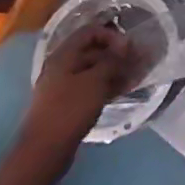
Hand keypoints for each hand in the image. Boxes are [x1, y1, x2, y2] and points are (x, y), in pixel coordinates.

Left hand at [18, 23, 139, 155]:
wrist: (44, 151)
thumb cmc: (70, 110)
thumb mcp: (96, 81)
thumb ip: (113, 59)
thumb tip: (126, 43)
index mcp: (64, 56)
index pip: (90, 32)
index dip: (111, 36)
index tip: (129, 49)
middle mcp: (63, 67)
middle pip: (93, 51)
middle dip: (118, 55)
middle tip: (139, 63)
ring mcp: (65, 86)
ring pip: (95, 71)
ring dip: (116, 71)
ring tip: (137, 77)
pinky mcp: (69, 103)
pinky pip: (92, 87)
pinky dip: (108, 85)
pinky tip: (124, 90)